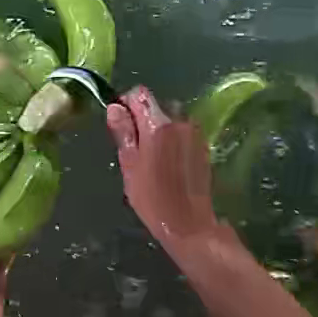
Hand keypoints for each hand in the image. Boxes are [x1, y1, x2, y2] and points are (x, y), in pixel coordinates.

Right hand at [106, 86, 227, 250]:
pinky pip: (183, 131)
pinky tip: (169, 161)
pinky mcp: (203, 144)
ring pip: (172, 118)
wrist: (188, 222)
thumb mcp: (129, 164)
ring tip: (152, 155)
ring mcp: (194, 133)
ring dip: (160, 128)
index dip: (127, 104)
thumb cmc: (152, 197)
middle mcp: (180, 121)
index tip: (120, 122)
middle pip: (157, 105)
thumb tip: (114, 107)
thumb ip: (123, 132)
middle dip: (144, 118)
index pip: (140, 94)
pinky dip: (174, 138)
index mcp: (158, 124)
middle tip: (135, 145)